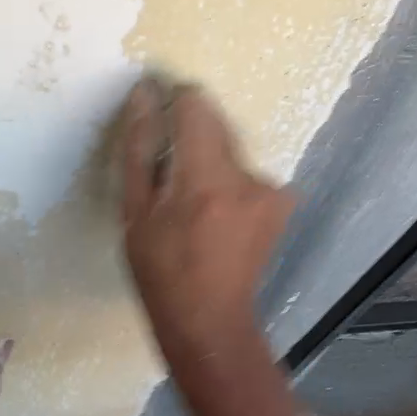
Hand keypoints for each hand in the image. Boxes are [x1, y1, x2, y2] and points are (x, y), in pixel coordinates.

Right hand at [119, 78, 293, 372]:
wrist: (209, 321)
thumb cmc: (161, 270)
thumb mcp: (135, 212)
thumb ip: (140, 148)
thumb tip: (144, 94)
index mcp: (205, 179)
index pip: (195, 104)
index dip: (172, 103)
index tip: (158, 122)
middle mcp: (246, 176)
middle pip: (215, 123)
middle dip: (189, 137)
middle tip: (171, 178)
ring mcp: (271, 189)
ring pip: (231, 146)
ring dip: (210, 159)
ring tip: (193, 203)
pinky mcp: (281, 200)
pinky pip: (247, 169)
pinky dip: (229, 180)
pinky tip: (218, 214)